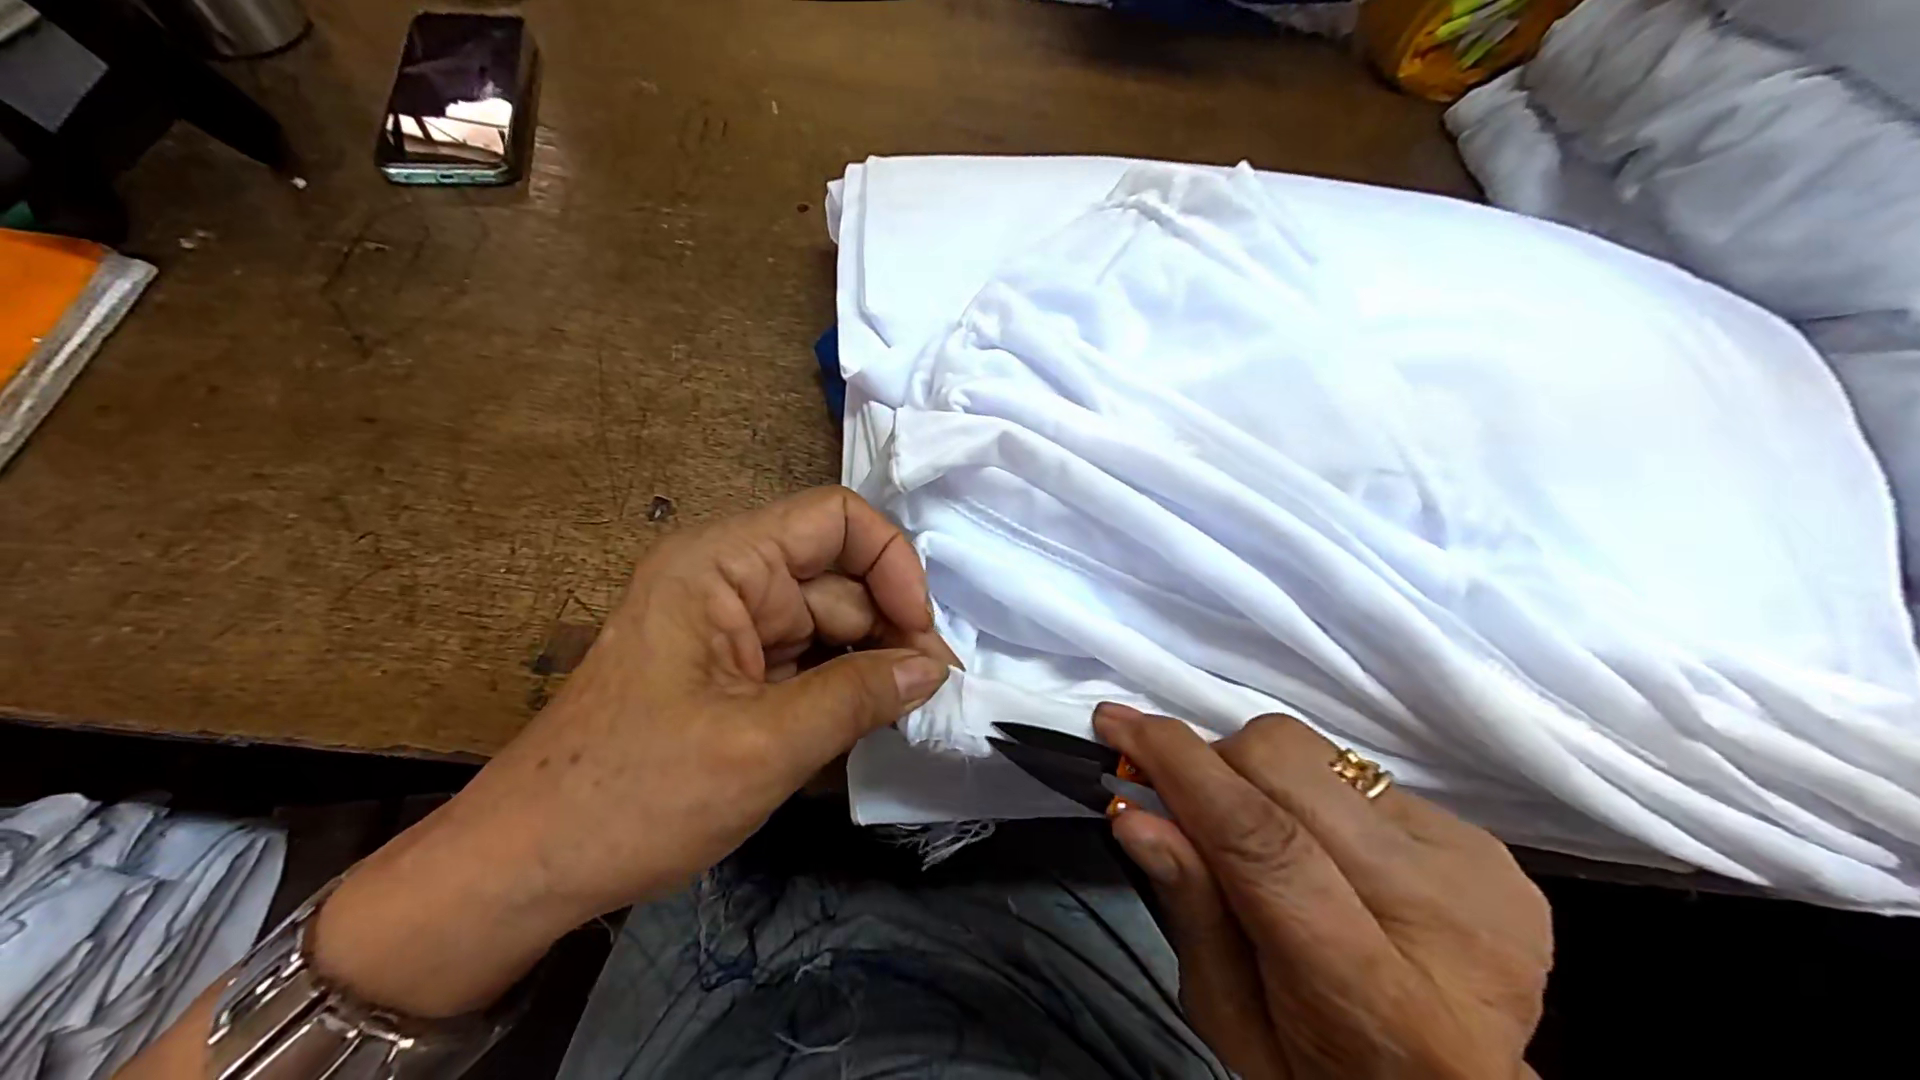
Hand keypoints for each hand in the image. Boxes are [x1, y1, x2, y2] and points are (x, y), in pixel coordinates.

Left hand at [310, 487, 955, 1015]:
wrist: (528, 867)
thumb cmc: (636, 795)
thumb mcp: (762, 747)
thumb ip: (857, 697)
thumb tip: (935, 669)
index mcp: (722, 565)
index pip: (834, 520)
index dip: (891, 563)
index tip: (920, 634)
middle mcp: (729, 582)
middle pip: (838, 578)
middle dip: (890, 627)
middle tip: (934, 690)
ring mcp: (731, 629)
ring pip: (829, 625)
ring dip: (871, 664)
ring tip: (911, 714)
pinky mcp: (734, 673)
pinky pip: (808, 663)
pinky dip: (842, 689)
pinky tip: (871, 725)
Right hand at [1094, 704, 1551, 1079]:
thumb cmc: (1316, 1069)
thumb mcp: (1229, 1019)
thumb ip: (1189, 910)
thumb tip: (1134, 815)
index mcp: (1375, 996)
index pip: (1263, 841)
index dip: (1181, 767)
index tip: (1116, 723)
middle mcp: (1445, 918)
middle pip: (1290, 767)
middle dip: (1214, 762)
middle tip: (1188, 801)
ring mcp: (1480, 875)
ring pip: (1321, 752)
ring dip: (1262, 776)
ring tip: (1261, 832)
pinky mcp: (1493, 850)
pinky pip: (1361, 774)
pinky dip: (1314, 794)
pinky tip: (1325, 849)